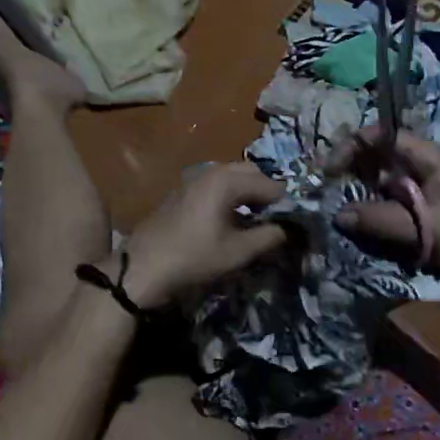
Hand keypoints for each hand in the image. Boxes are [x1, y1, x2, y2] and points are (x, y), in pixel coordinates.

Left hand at [118, 162, 287, 308]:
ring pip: (234, 177)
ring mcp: (195, 179)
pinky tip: (234, 219)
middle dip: (268, 192)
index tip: (297, 223)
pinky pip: (218, 185)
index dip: (287, 203)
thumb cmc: (193, 258)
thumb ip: (270, 236)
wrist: (142, 268)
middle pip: (252, 173)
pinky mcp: (184, 191)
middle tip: (279, 218)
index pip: (271, 185)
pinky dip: (232, 195)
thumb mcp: (238, 252)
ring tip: (259, 219)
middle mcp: (212, 171)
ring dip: (250, 193)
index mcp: (227, 181)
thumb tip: (290, 229)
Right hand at [330, 127, 439, 286]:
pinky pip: (394, 196)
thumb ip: (379, 220)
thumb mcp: (423, 230)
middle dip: (351, 170)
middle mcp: (426, 164)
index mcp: (430, 157)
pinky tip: (363, 222)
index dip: (351, 146)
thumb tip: (339, 215)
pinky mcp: (427, 204)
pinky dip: (375, 205)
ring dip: (361, 191)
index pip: (383, 134)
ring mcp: (427, 184)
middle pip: (380, 154)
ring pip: (384, 177)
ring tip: (341, 210)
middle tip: (328, 193)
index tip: (329, 171)